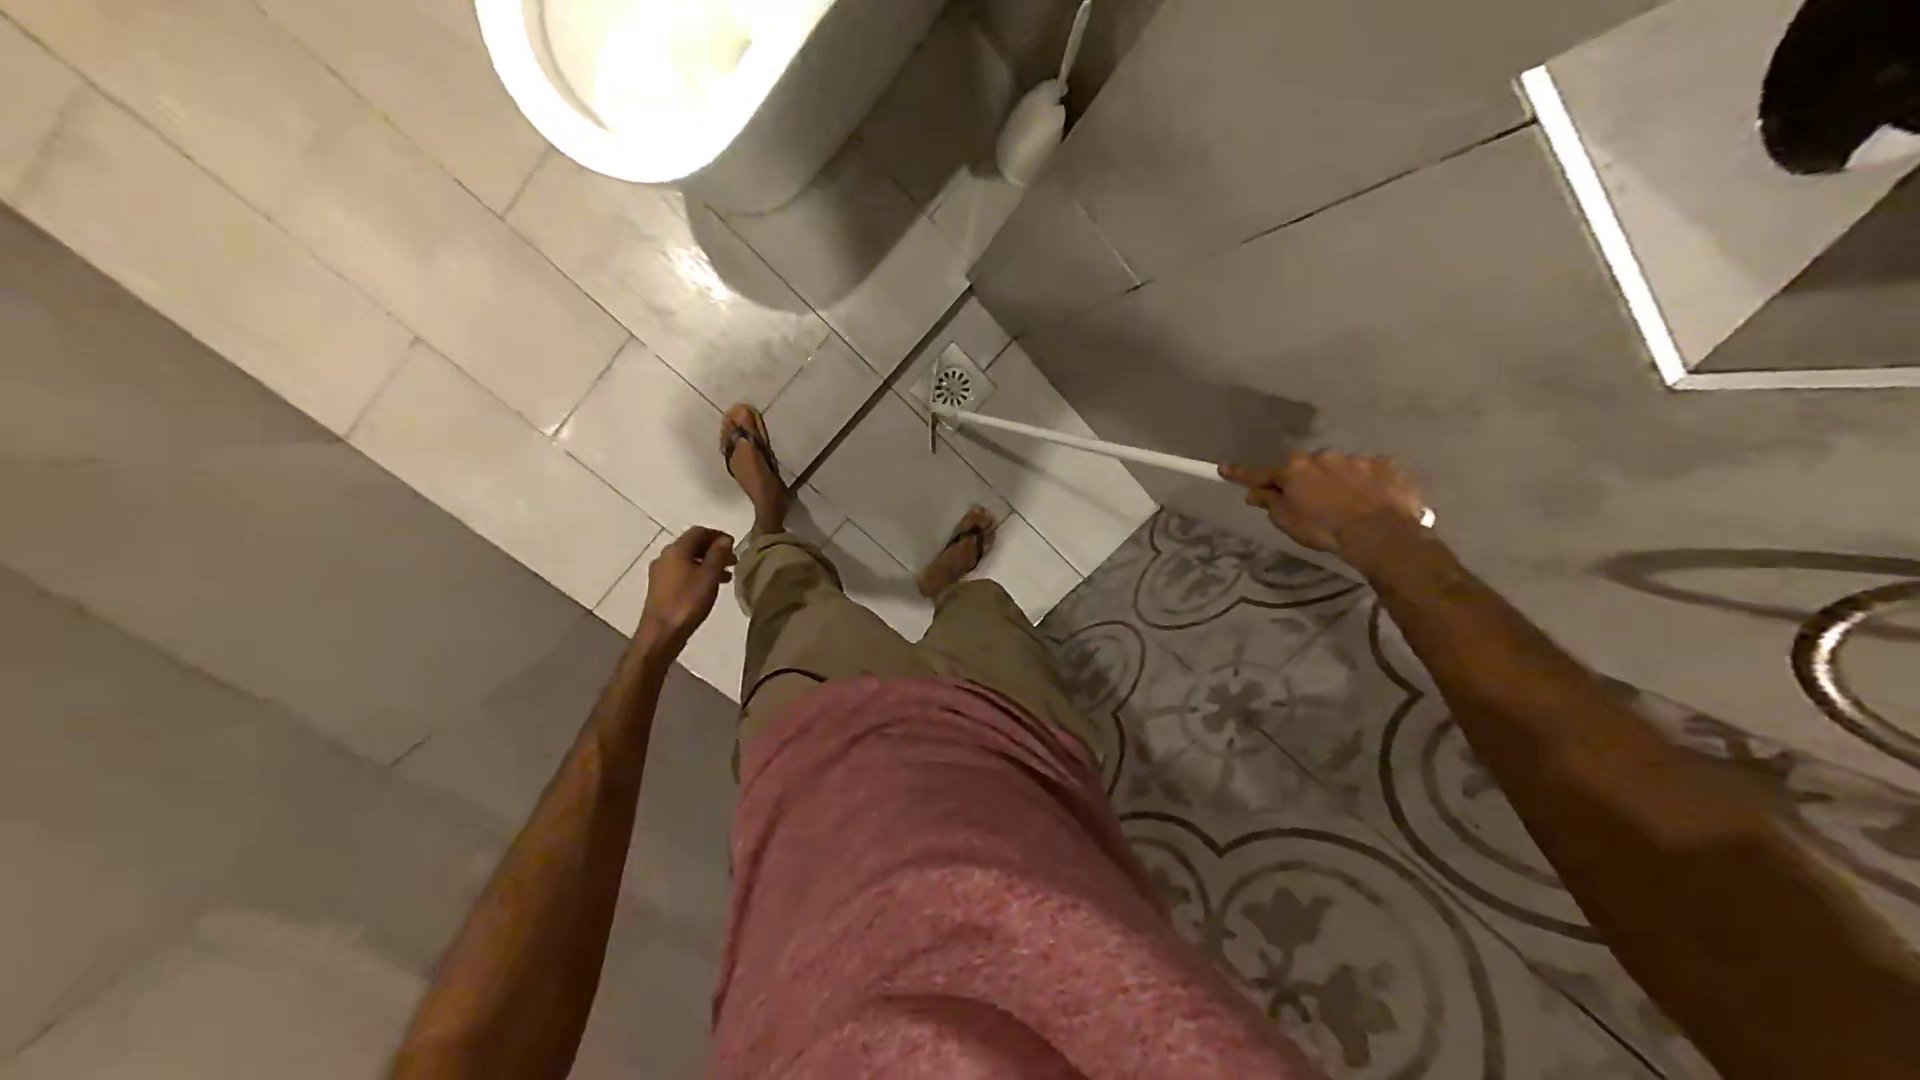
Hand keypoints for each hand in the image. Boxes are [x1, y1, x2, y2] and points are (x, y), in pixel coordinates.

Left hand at [636, 527, 736, 653]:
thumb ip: (718, 554)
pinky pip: (682, 572)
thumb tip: (724, 539)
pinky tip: (708, 587)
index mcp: (677, 549)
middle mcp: (665, 556)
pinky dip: (697, 573)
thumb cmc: (688, 601)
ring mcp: (660, 572)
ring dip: (707, 563)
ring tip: (725, 577)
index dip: (718, 535)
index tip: (734, 545)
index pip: (699, 531)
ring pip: (688, 559)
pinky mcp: (660, 587)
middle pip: (692, 545)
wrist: (661, 632)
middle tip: (733, 561)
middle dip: (714, 550)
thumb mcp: (709, 575)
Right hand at [1220, 452, 1429, 557]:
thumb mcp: (1288, 521)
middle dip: (1305, 479)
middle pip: (1306, 466)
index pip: (1262, 473)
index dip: (1242, 474)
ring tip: (1350, 505)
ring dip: (1339, 480)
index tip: (1224, 468)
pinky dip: (1368, 483)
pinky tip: (1374, 499)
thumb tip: (1255, 493)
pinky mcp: (1386, 466)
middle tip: (1311, 501)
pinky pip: (1371, 472)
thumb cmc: (1324, 529)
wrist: (1380, 533)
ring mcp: (1357, 459)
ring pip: (1340, 467)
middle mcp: (1323, 457)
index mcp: (1294, 470)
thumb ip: (1270, 503)